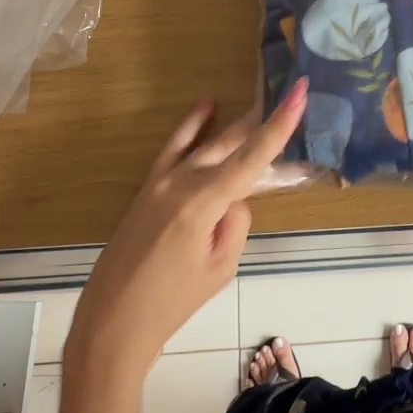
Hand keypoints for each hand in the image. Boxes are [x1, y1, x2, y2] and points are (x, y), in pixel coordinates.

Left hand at [64, 80, 308, 383]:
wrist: (114, 320)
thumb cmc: (172, 303)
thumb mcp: (220, 267)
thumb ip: (235, 222)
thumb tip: (232, 198)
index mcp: (201, 202)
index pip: (252, 157)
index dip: (279, 125)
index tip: (298, 92)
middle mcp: (180, 182)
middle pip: (230, 145)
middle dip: (261, 125)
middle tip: (291, 103)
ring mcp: (160, 181)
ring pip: (206, 144)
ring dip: (234, 128)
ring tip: (260, 108)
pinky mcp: (148, 187)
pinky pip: (174, 148)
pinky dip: (192, 126)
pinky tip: (206, 107)